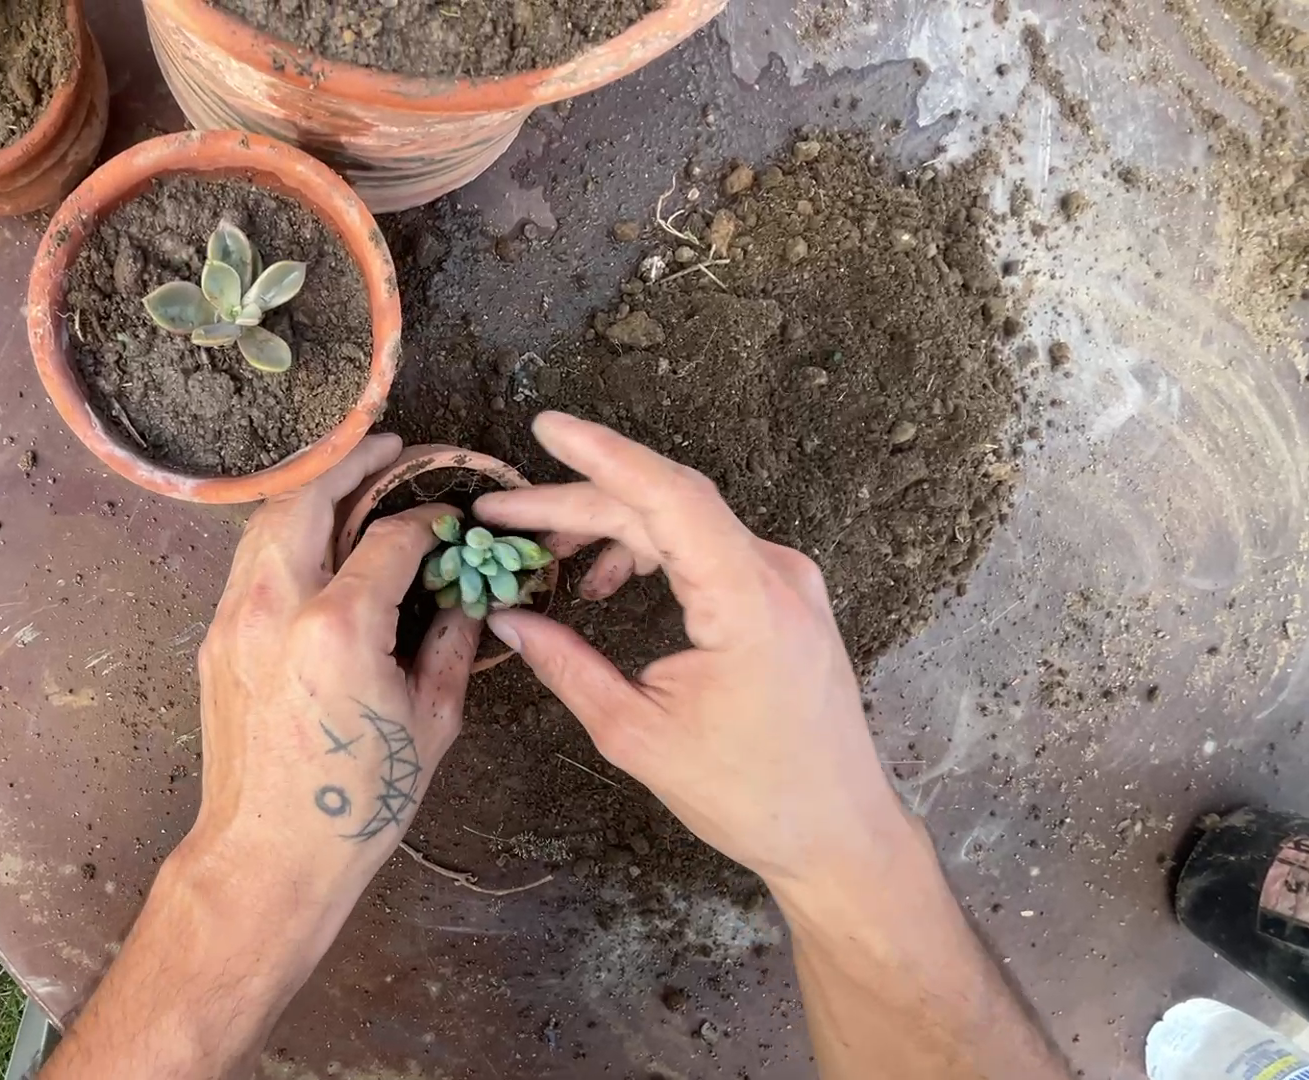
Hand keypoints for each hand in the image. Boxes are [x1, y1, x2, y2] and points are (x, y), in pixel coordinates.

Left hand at [184, 434, 482, 935]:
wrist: (267, 853)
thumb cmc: (359, 800)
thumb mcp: (430, 722)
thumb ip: (450, 643)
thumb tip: (465, 598)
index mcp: (339, 628)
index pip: (388, 540)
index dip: (425, 523)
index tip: (445, 522)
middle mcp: (276, 607)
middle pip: (307, 500)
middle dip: (350, 463)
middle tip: (386, 449)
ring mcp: (235, 618)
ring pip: (266, 520)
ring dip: (310, 491)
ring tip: (348, 479)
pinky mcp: (216, 636)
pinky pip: (249, 559)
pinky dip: (283, 531)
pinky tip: (312, 537)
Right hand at [474, 412, 913, 892]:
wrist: (837, 832)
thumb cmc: (744, 793)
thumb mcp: (634, 733)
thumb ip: (564, 664)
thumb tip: (504, 616)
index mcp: (745, 602)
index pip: (669, 497)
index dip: (602, 453)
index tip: (546, 425)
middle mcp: (772, 572)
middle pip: (659, 506)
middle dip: (572, 503)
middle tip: (500, 514)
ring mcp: (781, 579)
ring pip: (677, 522)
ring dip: (603, 526)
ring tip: (541, 552)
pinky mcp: (776, 594)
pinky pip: (698, 547)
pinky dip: (642, 550)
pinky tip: (603, 581)